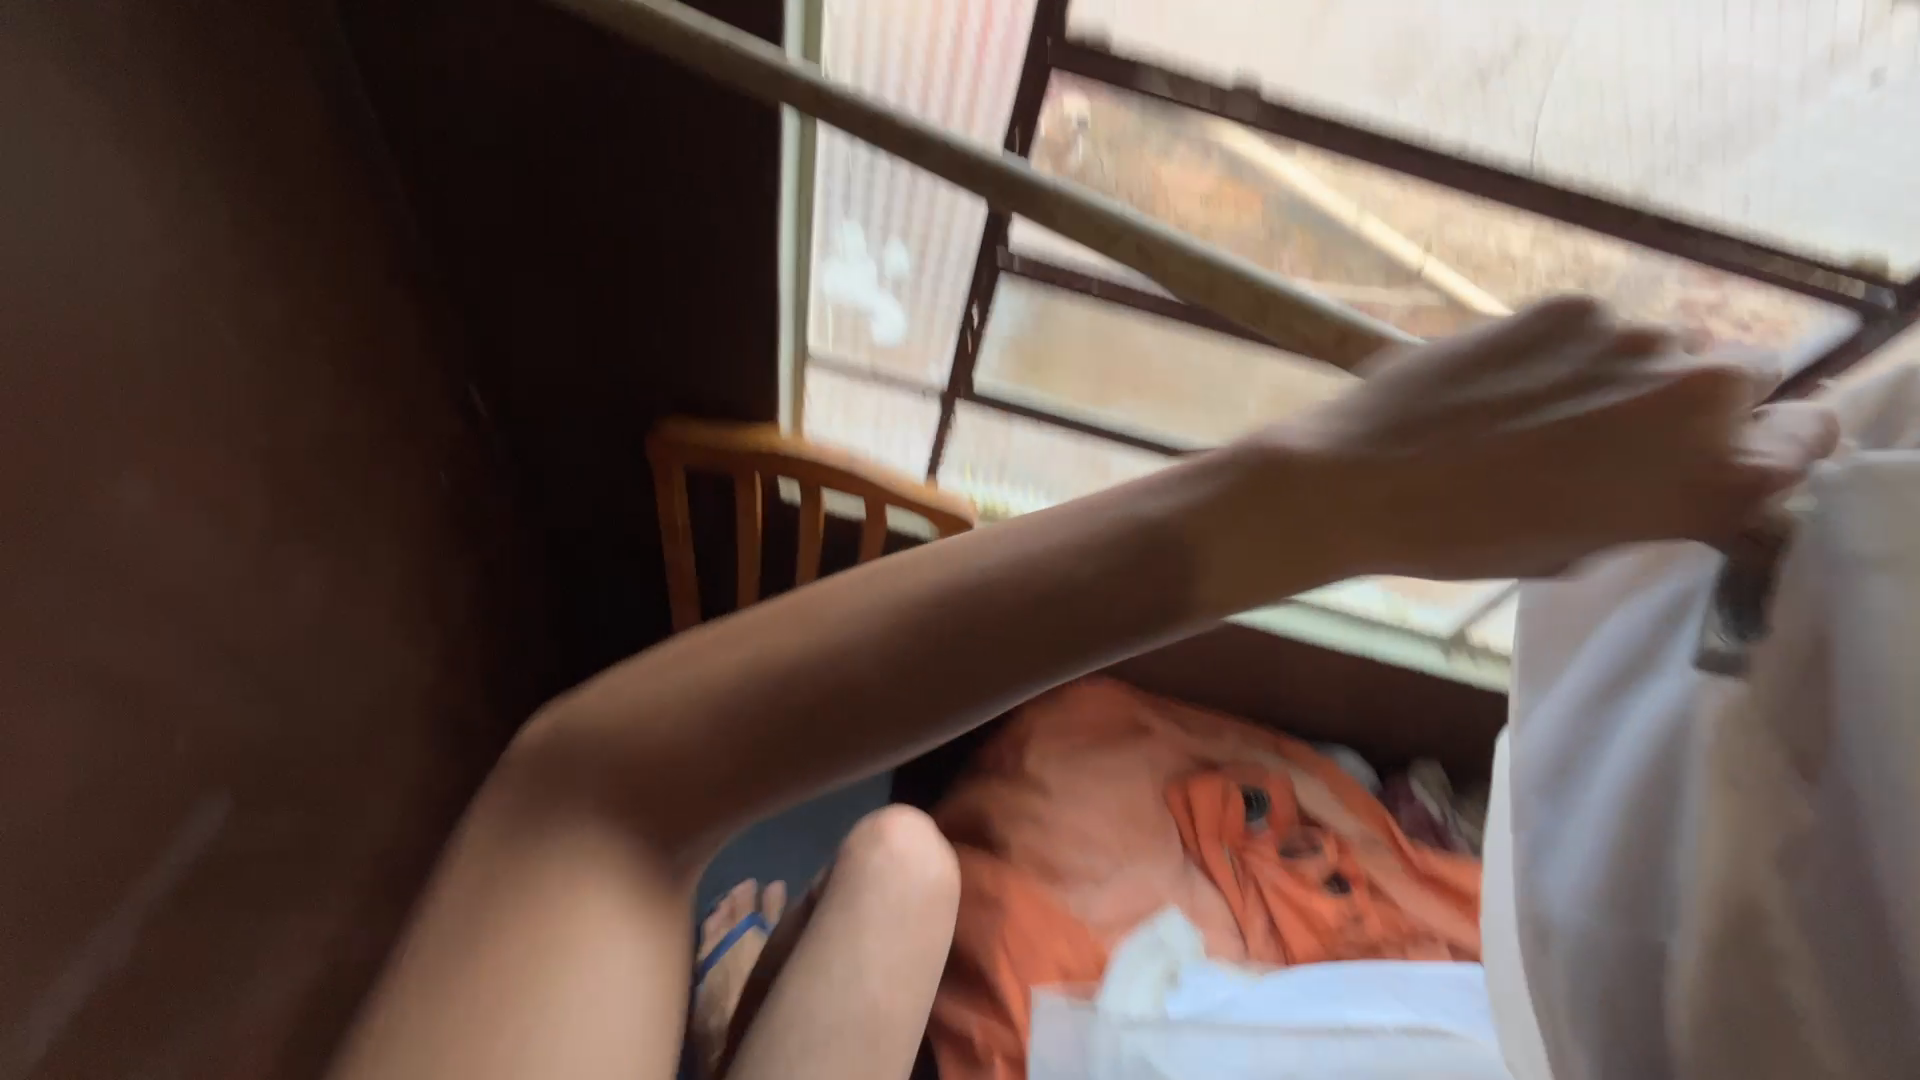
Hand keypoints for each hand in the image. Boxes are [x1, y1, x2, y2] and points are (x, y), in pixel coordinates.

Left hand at [1240, 296, 1840, 581]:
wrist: (1357, 483)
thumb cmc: (1459, 537)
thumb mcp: (1576, 544)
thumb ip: (1653, 501)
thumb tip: (1678, 468)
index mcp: (1710, 479)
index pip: (1803, 438)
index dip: (1758, 443)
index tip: (1717, 449)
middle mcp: (1698, 395)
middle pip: (1730, 380)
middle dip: (1679, 406)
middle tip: (1599, 436)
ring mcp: (1630, 339)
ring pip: (1650, 349)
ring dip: (1611, 374)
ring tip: (1527, 413)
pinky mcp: (1562, 307)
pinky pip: (1584, 330)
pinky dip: (1555, 352)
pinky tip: (1495, 385)